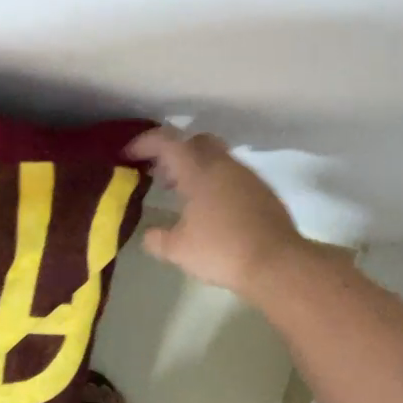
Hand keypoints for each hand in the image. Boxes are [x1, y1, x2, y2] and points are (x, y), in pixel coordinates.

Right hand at [126, 129, 355, 301]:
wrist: (274, 261)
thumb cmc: (220, 251)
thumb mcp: (178, 250)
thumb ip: (157, 239)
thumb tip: (149, 234)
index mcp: (198, 171)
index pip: (167, 141)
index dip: (145, 142)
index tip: (128, 154)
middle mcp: (223, 165)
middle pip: (196, 141)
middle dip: (175, 152)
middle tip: (160, 174)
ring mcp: (246, 175)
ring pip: (216, 158)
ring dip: (196, 168)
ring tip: (181, 194)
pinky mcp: (261, 190)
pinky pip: (231, 175)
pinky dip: (215, 182)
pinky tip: (210, 209)